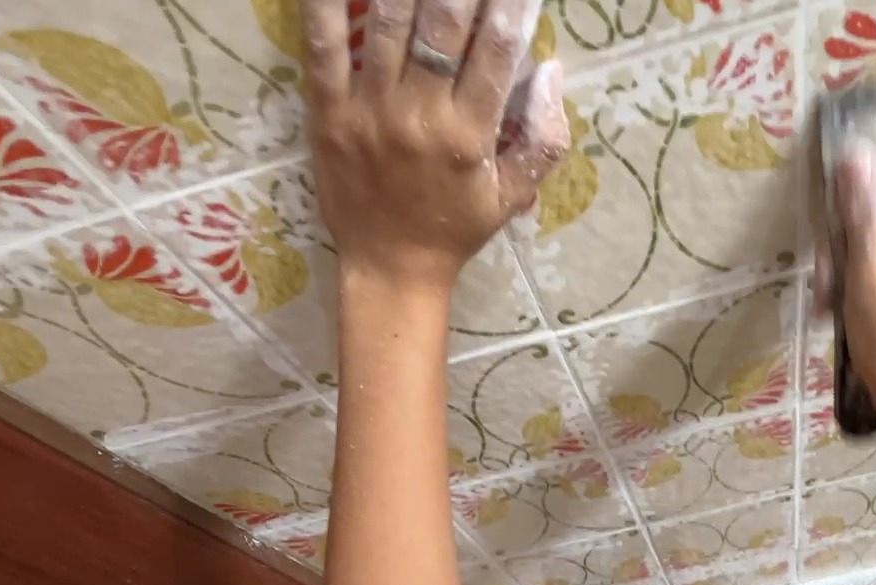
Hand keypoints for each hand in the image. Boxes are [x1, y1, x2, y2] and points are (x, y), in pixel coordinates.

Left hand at [301, 0, 569, 291]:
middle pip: (441, 25)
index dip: (509, 6)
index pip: (495, 52)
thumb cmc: (456, 230)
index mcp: (468, 137)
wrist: (392, 268)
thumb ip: (543, 141)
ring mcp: (369, 111)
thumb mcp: (512, 198)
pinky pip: (322, 45)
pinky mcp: (328, 113)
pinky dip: (324, 2)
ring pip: (386, 22)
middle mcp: (420, 116)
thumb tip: (553, 72)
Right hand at [814, 147, 875, 438]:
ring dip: (852, 254)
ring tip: (828, 295)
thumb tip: (856, 158)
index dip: (866, 181)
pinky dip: (867, 269)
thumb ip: (862, 217)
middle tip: (826, 273)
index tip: (835, 213)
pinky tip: (840, 300)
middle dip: (853, 229)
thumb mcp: (866, 280)